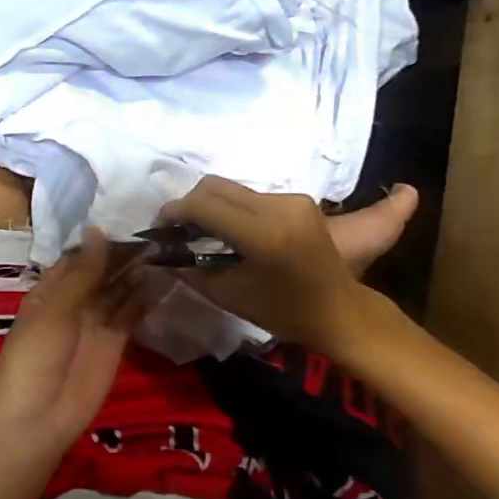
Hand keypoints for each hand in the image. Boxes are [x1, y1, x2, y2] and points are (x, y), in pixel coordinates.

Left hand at [0, 228, 148, 456]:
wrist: (38, 418)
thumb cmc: (35, 356)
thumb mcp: (55, 309)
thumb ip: (82, 273)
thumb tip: (97, 229)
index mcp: (50, 289)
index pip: (78, 256)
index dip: (100, 241)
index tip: (129, 218)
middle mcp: (74, 301)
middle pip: (102, 271)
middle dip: (124, 254)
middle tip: (157, 231)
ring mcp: (95, 322)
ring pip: (119, 290)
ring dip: (137, 272)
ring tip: (165, 249)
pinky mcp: (115, 343)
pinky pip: (131, 314)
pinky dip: (146, 299)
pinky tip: (165, 279)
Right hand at [157, 177, 414, 361]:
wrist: (340, 311)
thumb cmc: (282, 312)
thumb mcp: (226, 295)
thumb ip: (189, 267)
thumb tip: (158, 250)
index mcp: (263, 235)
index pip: (203, 205)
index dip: (174, 212)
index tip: (160, 228)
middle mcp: (279, 208)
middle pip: (214, 186)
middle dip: (188, 204)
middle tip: (178, 229)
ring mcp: (292, 200)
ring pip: (231, 188)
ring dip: (211, 206)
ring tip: (203, 232)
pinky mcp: (299, 199)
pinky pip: (250, 196)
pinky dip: (232, 209)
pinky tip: (232, 233)